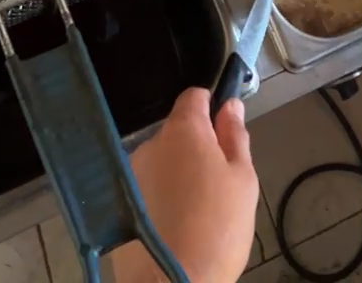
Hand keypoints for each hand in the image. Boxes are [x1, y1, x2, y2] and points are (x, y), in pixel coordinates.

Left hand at [108, 88, 257, 282]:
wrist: (174, 282)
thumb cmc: (218, 227)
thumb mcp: (242, 179)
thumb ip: (235, 136)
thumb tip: (230, 105)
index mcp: (183, 129)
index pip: (194, 96)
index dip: (211, 107)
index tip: (224, 131)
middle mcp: (150, 142)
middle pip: (178, 130)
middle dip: (196, 146)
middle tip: (217, 181)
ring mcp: (132, 172)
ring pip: (162, 160)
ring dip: (176, 172)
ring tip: (195, 209)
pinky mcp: (120, 201)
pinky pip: (146, 186)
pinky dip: (159, 195)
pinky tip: (174, 223)